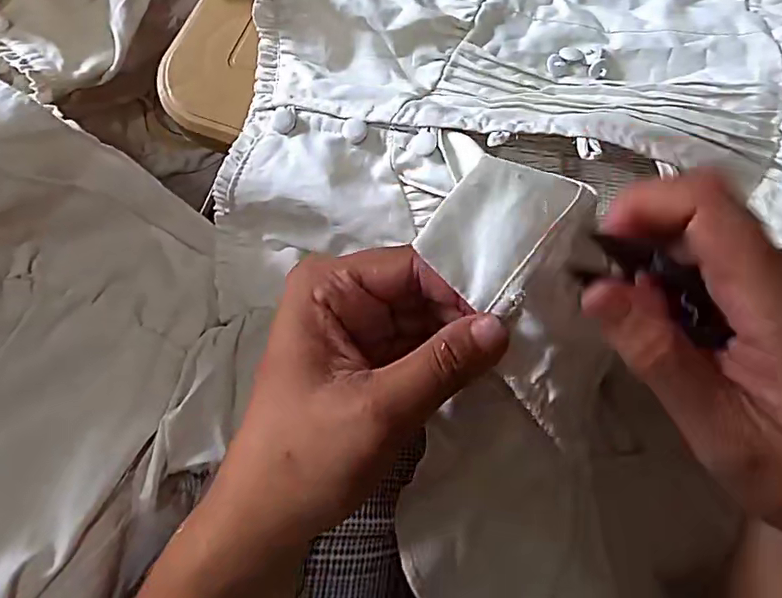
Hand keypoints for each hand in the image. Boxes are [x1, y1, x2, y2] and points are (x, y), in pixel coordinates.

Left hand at [139, 246, 508, 596]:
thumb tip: (499, 326)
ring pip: (421, 317)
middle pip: (416, 288)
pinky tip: (480, 371)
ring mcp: (354, 325)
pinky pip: (416, 344)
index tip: (503, 320)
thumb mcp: (379, 410)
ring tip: (508, 357)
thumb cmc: (307, 456)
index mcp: (327, 285)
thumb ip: (440, 365)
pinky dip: (445, 358)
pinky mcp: (367, 357)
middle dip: (461, 314)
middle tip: (515, 340)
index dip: (455, 288)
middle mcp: (340, 293)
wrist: (266, 515)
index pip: (406, 266)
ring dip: (458, 338)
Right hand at [581, 172, 781, 597]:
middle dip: (641, 229)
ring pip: (703, 223)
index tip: (604, 243)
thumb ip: (655, 353)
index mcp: (780, 299)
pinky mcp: (779, 288)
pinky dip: (675, 267)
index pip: (706, 203)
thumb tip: (594, 288)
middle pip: (700, 205)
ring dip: (655, 250)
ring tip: (637, 309)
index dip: (645, 204)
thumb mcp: (717, 429)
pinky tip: (668, 317)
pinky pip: (715, 248)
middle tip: (611, 284)